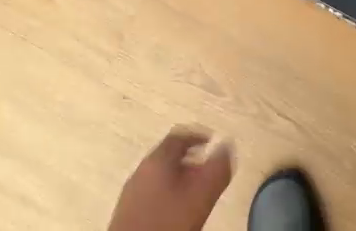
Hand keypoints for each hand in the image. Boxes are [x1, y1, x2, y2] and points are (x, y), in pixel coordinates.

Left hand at [107, 128, 234, 230]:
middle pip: (167, 154)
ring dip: (178, 178)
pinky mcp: (127, 210)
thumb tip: (228, 144)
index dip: (198, 135)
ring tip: (194, 192)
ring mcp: (132, 190)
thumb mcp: (201, 194)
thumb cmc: (169, 220)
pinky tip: (175, 209)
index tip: (212, 141)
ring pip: (159, 174)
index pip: (179, 135)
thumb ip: (217, 168)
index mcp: (157, 159)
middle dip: (189, 159)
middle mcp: (141, 168)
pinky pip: (151, 191)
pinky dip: (166, 193)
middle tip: (206, 169)